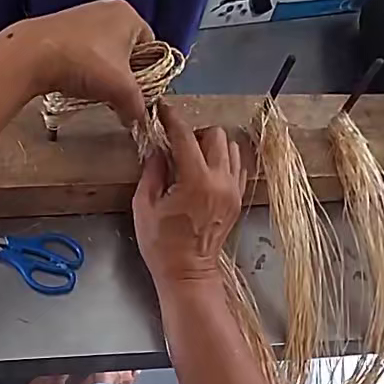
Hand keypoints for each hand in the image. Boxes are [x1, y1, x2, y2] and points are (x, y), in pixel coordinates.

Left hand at [0, 0, 153, 126]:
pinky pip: (85, 51)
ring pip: (107, 52)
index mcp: (130, 14)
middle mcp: (109, 8)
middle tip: (119, 96)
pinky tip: (78, 83)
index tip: (140, 94)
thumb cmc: (86, 63)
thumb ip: (138, 106)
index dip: (150, 74)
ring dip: (106, 75)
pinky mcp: (62, 27)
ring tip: (97, 92)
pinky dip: (86, 68)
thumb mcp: (123, 90)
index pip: (153, 48)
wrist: (32, 55)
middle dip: (127, 75)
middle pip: (130, 50)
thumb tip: (140, 119)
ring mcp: (83, 15)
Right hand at [134, 103, 245, 288]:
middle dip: (194, 133)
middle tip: (176, 144)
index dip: (171, 118)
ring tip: (192, 159)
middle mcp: (221, 181)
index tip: (162, 110)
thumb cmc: (162, 245)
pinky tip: (206, 171)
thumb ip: (152, 171)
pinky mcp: (237, 199)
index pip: (185, 135)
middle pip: (216, 135)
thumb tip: (157, 148)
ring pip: (231, 148)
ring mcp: (233, 190)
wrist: (188, 274)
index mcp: (196, 180)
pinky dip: (223, 161)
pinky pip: (237, 167)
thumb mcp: (145, 206)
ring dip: (211, 146)